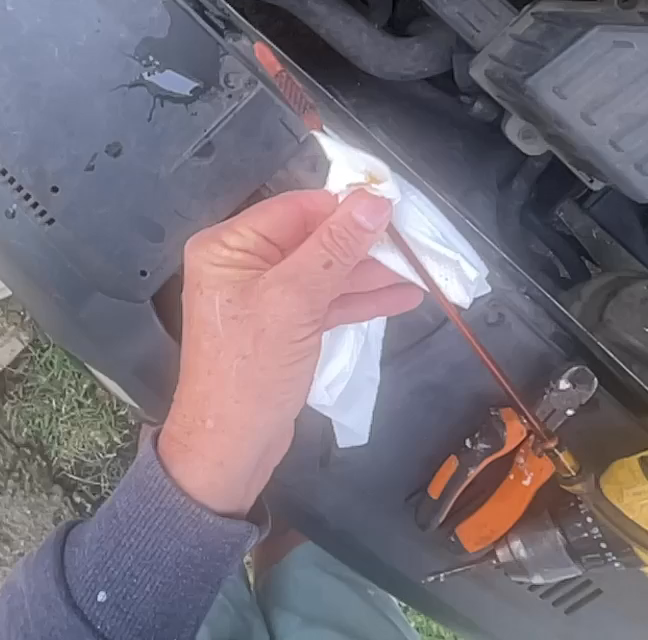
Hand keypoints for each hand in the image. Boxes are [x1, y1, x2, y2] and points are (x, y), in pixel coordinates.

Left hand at [158, 189, 424, 514]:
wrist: (231, 448)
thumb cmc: (252, 368)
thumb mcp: (295, 301)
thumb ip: (335, 248)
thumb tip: (374, 200)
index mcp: (228, 245)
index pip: (293, 209)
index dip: (342, 206)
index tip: (392, 204)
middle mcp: (242, 264)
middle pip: (310, 239)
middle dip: (361, 242)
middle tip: (414, 240)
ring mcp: (263, 296)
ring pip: (322, 272)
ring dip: (368, 271)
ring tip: (419, 267)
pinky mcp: (282, 326)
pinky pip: (324, 302)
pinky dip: (358, 299)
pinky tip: (401, 295)